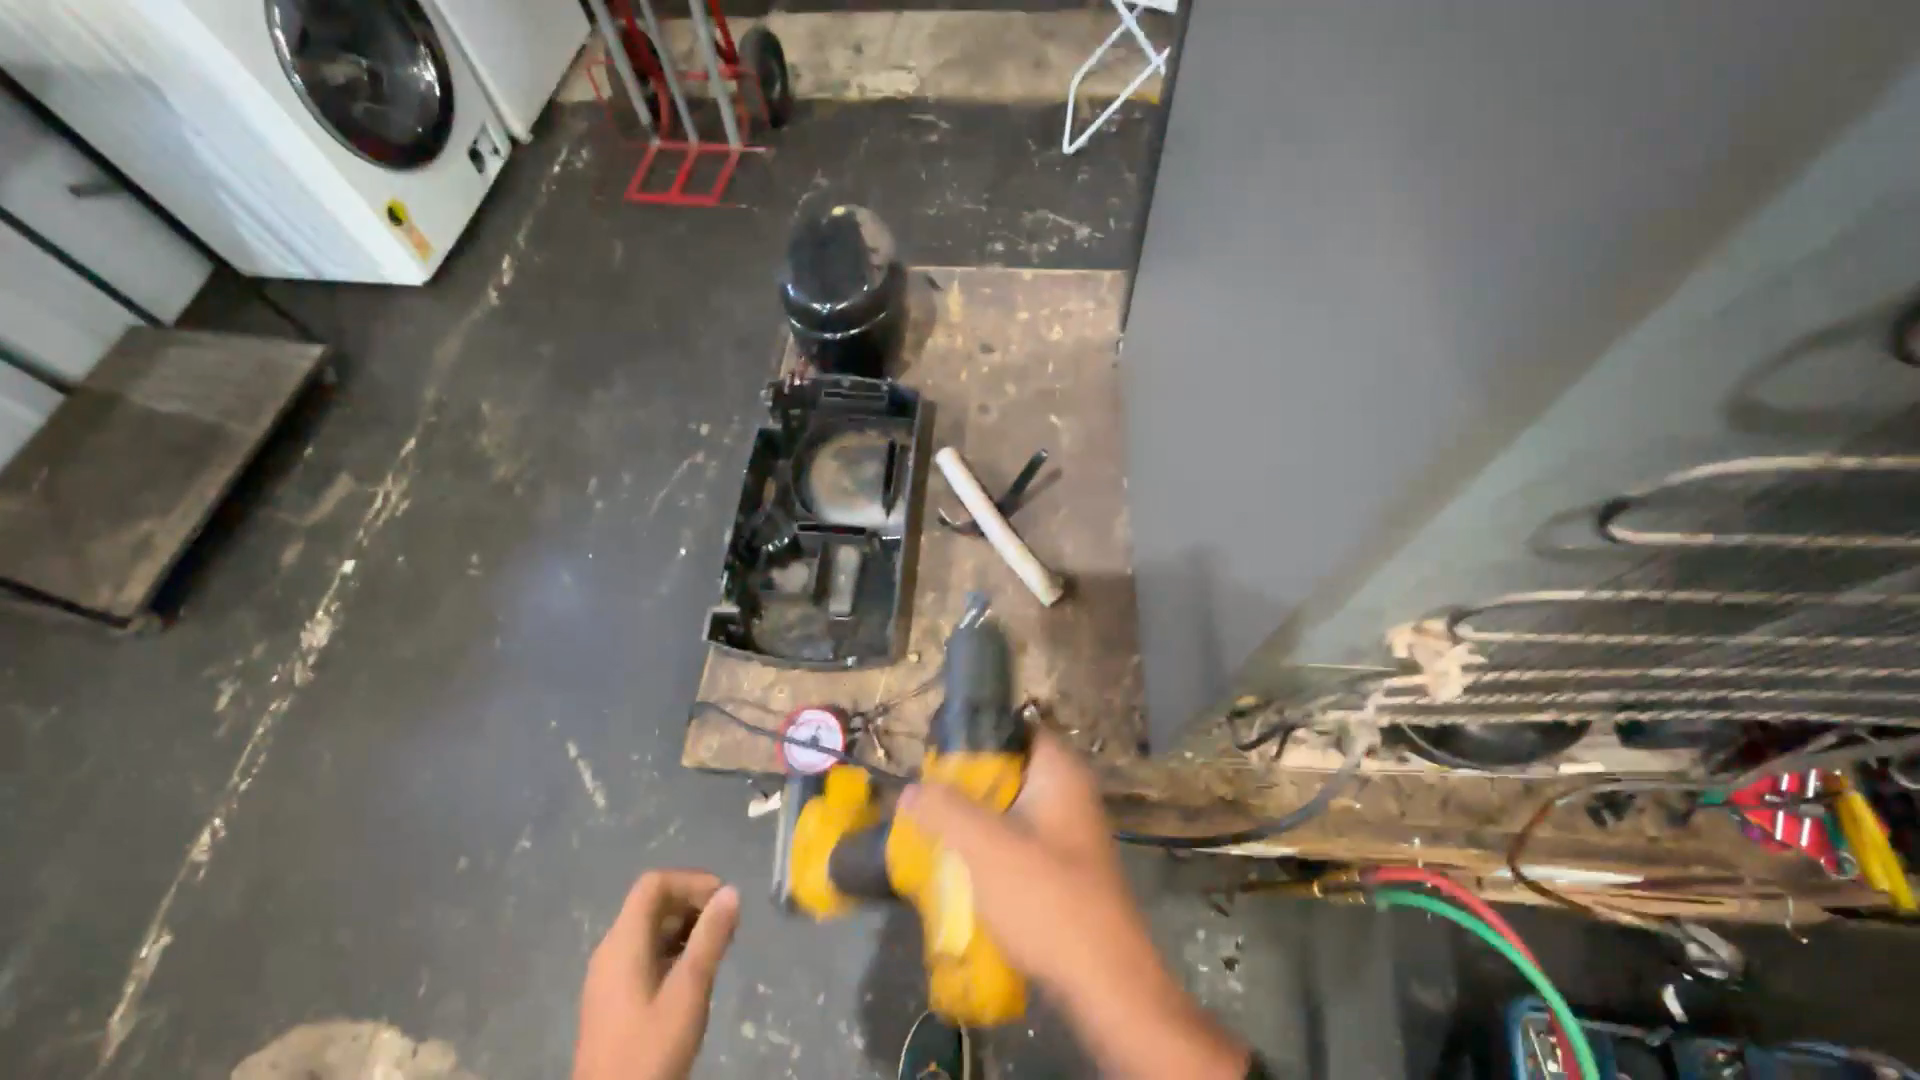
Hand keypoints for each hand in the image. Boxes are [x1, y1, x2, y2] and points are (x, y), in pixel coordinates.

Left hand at [575, 870, 740, 1079]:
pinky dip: (672, 950)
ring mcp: (608, 976)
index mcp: (623, 943)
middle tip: (728, 927)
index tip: (724, 902)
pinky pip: (643, 954)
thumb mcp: (689, 991)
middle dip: (692, 903)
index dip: (692, 882)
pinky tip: (694, 975)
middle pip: (650, 904)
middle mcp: (610, 951)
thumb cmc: (651, 1051)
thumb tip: (730, 893)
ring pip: (648, 930)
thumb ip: (710, 938)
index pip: (654, 884)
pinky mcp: (612, 998)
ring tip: (718, 949)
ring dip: (685, 927)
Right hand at [900, 734, 1247, 1079]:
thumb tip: (911, 789)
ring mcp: (1070, 839)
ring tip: (934, 839)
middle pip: (1010, 774)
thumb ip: (945, 810)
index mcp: (1061, 774)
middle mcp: (1070, 798)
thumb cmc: (1047, 899)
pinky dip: (991, 859)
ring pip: (1011, 816)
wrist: (1104, 982)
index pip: (1019, 729)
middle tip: (927, 800)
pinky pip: (1019, 851)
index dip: (979, 735)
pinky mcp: (1064, 877)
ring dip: (975, 827)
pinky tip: (962, 878)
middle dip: (967, 787)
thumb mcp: (985, 846)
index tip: (939, 753)